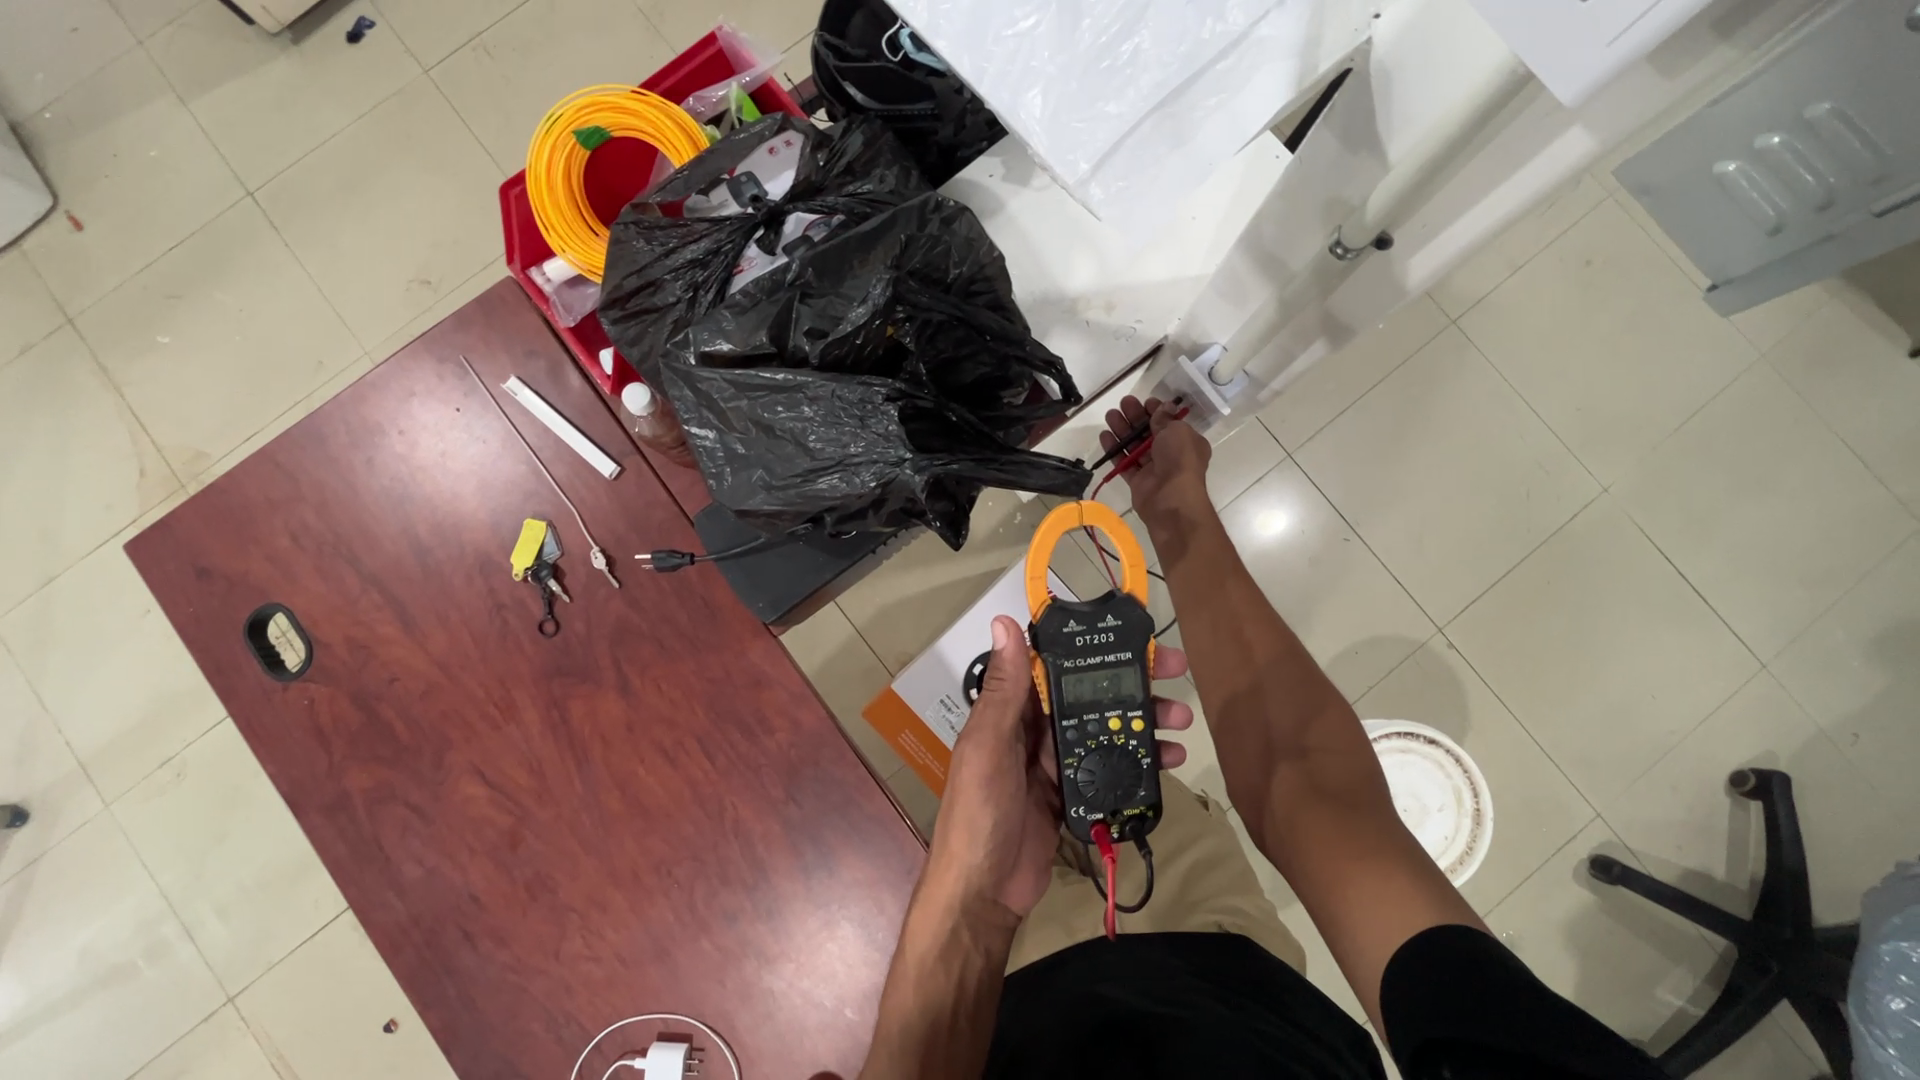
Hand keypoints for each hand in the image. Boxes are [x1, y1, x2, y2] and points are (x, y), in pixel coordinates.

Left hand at [926, 614, 1192, 921]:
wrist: (982, 893)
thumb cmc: (979, 814)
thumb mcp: (988, 747)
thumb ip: (1003, 690)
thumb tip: (1003, 621)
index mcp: (1010, 712)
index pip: (1055, 666)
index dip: (1093, 647)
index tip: (1134, 636)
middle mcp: (1033, 731)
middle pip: (1088, 696)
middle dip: (1131, 683)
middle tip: (1177, 673)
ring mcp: (1054, 764)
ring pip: (1103, 731)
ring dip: (1142, 721)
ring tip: (1181, 721)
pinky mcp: (1072, 796)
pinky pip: (1109, 769)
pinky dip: (1138, 762)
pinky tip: (1168, 760)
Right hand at [1100, 396, 1210, 530]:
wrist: (1171, 499)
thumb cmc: (1179, 460)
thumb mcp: (1176, 431)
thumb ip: (1165, 419)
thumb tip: (1163, 407)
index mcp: (1186, 441)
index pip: (1170, 423)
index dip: (1157, 411)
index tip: (1144, 402)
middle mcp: (1172, 454)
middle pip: (1150, 432)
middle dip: (1136, 417)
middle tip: (1123, 404)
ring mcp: (1154, 469)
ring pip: (1136, 446)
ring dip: (1123, 431)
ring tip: (1110, 416)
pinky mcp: (1138, 482)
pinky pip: (1125, 463)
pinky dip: (1115, 450)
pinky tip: (1104, 436)